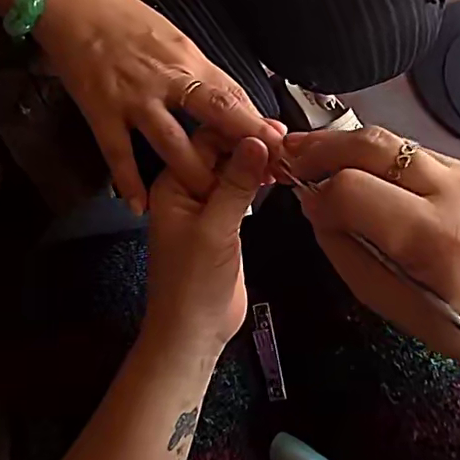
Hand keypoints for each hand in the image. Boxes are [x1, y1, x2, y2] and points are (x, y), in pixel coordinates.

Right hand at [37, 0, 285, 212]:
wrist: (71, 1)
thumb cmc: (118, 12)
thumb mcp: (167, 32)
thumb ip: (191, 65)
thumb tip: (218, 91)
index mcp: (187, 57)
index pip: (233, 94)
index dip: (258, 123)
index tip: (278, 146)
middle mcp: (168, 79)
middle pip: (218, 116)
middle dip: (246, 148)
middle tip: (265, 177)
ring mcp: (135, 99)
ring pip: (173, 144)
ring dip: (195, 175)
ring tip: (210, 199)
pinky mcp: (102, 112)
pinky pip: (119, 155)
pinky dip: (129, 184)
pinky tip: (140, 206)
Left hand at [143, 135, 269, 353]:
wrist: (193, 331)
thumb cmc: (191, 285)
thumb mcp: (215, 229)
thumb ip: (235, 184)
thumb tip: (255, 142)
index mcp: (171, 185)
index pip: (203, 142)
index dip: (236, 131)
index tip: (270, 128)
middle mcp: (186, 190)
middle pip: (219, 153)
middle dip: (250, 144)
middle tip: (285, 140)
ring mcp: (205, 206)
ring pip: (232, 171)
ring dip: (257, 162)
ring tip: (287, 155)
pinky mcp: (223, 223)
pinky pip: (240, 191)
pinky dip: (258, 182)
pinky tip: (278, 175)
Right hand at [283, 127, 459, 414]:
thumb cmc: (454, 326)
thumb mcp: (379, 297)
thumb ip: (338, 243)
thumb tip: (312, 200)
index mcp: (439, 239)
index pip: (352, 188)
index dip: (316, 192)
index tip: (302, 201)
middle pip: (370, 146)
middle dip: (321, 148)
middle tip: (290, 155)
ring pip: (386, 139)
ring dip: (342, 144)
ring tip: (311, 154)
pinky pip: (406, 150)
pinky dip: (370, 156)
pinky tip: (352, 167)